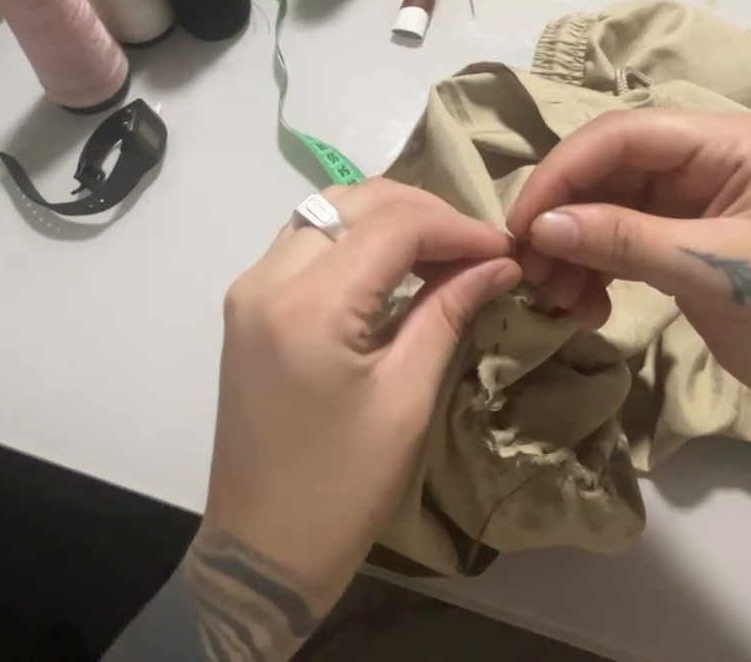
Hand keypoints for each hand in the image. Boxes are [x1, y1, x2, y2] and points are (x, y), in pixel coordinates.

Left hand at [203, 179, 520, 612]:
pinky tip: (391, 263)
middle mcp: (268, 277)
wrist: (259, 549)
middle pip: (356, 202)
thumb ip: (448, 313)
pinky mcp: (247, 303)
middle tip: (476, 248)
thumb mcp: (407, 400)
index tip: (503, 247)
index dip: (456, 227)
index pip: (393, 224)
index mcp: (310, 305)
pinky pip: (305, 239)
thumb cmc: (343, 488)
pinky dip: (352, 236)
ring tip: (440, 251)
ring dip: (386, 217)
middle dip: (424, 213)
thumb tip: (498, 263)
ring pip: (326, 210)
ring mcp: (250, 286)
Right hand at [506, 109, 750, 449]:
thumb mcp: (720, 276)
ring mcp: (703, 205)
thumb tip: (538, 226)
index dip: (565, 173)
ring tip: (557, 300)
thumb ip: (625, 241)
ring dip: (577, 249)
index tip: (521, 226)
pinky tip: (587, 306)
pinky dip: (599, 270)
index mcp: (734, 144)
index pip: (625, 136)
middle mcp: (713, 162)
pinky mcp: (695, 246)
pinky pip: (627, 243)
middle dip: (566, 217)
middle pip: (613, 170)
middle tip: (530, 272)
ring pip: (612, 209)